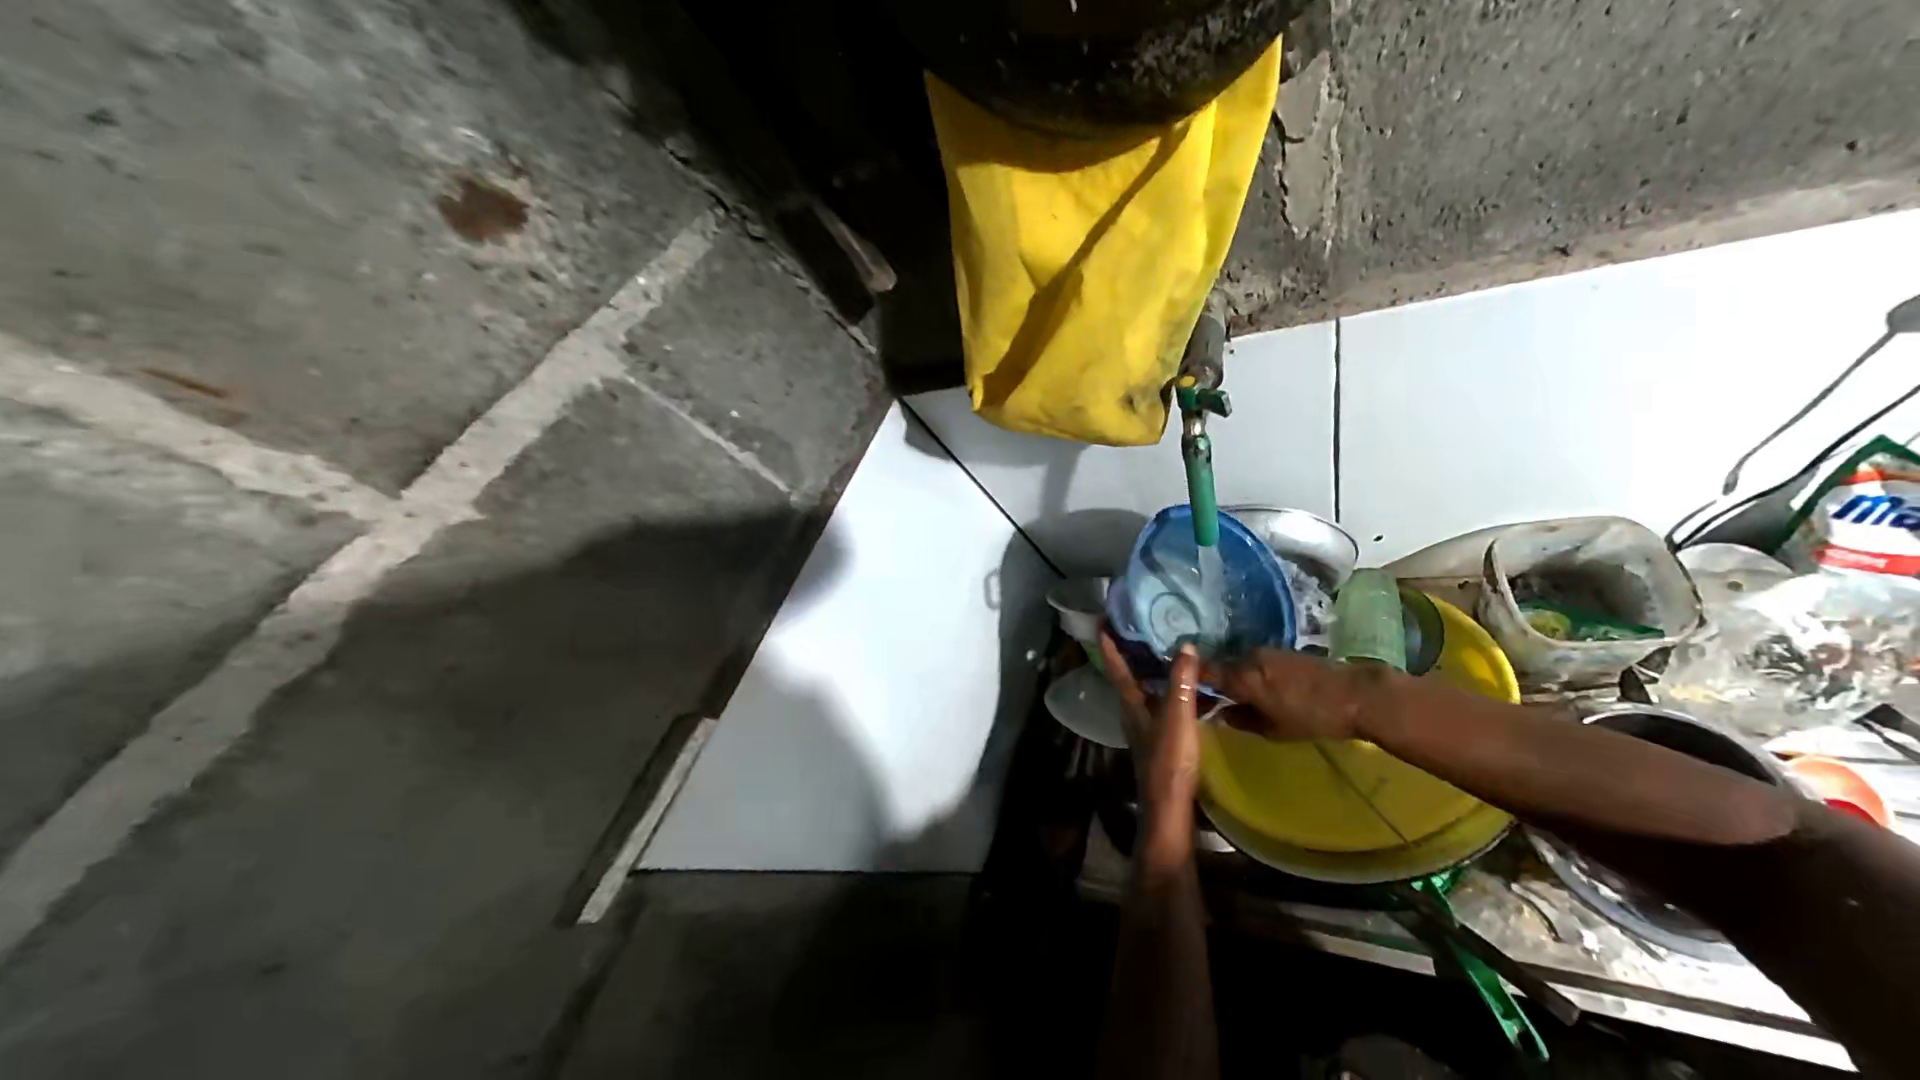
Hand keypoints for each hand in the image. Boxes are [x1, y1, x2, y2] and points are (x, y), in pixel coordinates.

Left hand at [1098, 632, 1201, 811]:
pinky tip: (1193, 692)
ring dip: (1155, 673)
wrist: (1170, 808)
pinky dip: (1174, 693)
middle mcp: (1134, 713)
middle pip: (1130, 677)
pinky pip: (1164, 706)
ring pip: (1147, 691)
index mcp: (1131, 704)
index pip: (1117, 668)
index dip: (1110, 645)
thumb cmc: (1169, 760)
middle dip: (1133, 653)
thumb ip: (1180, 682)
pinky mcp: (1160, 740)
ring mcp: (1146, 728)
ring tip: (1173, 653)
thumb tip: (1184, 644)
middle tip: (1144, 628)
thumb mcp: (1177, 717)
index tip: (1103, 622)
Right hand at [1199, 648, 1384, 742]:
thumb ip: (1241, 720)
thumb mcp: (1273, 730)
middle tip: (1210, 699)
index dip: (1189, 679)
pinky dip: (1251, 673)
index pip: (1203, 672)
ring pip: (1240, 664)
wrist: (1356, 695)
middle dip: (1213, 681)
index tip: (1183, 690)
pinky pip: (1256, 662)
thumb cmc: (1312, 717)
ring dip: (1234, 678)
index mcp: (1241, 677)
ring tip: (1236, 696)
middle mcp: (1249, 658)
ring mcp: (1267, 652)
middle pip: (1221, 667)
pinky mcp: (1283, 652)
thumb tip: (1222, 713)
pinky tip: (1260, 688)